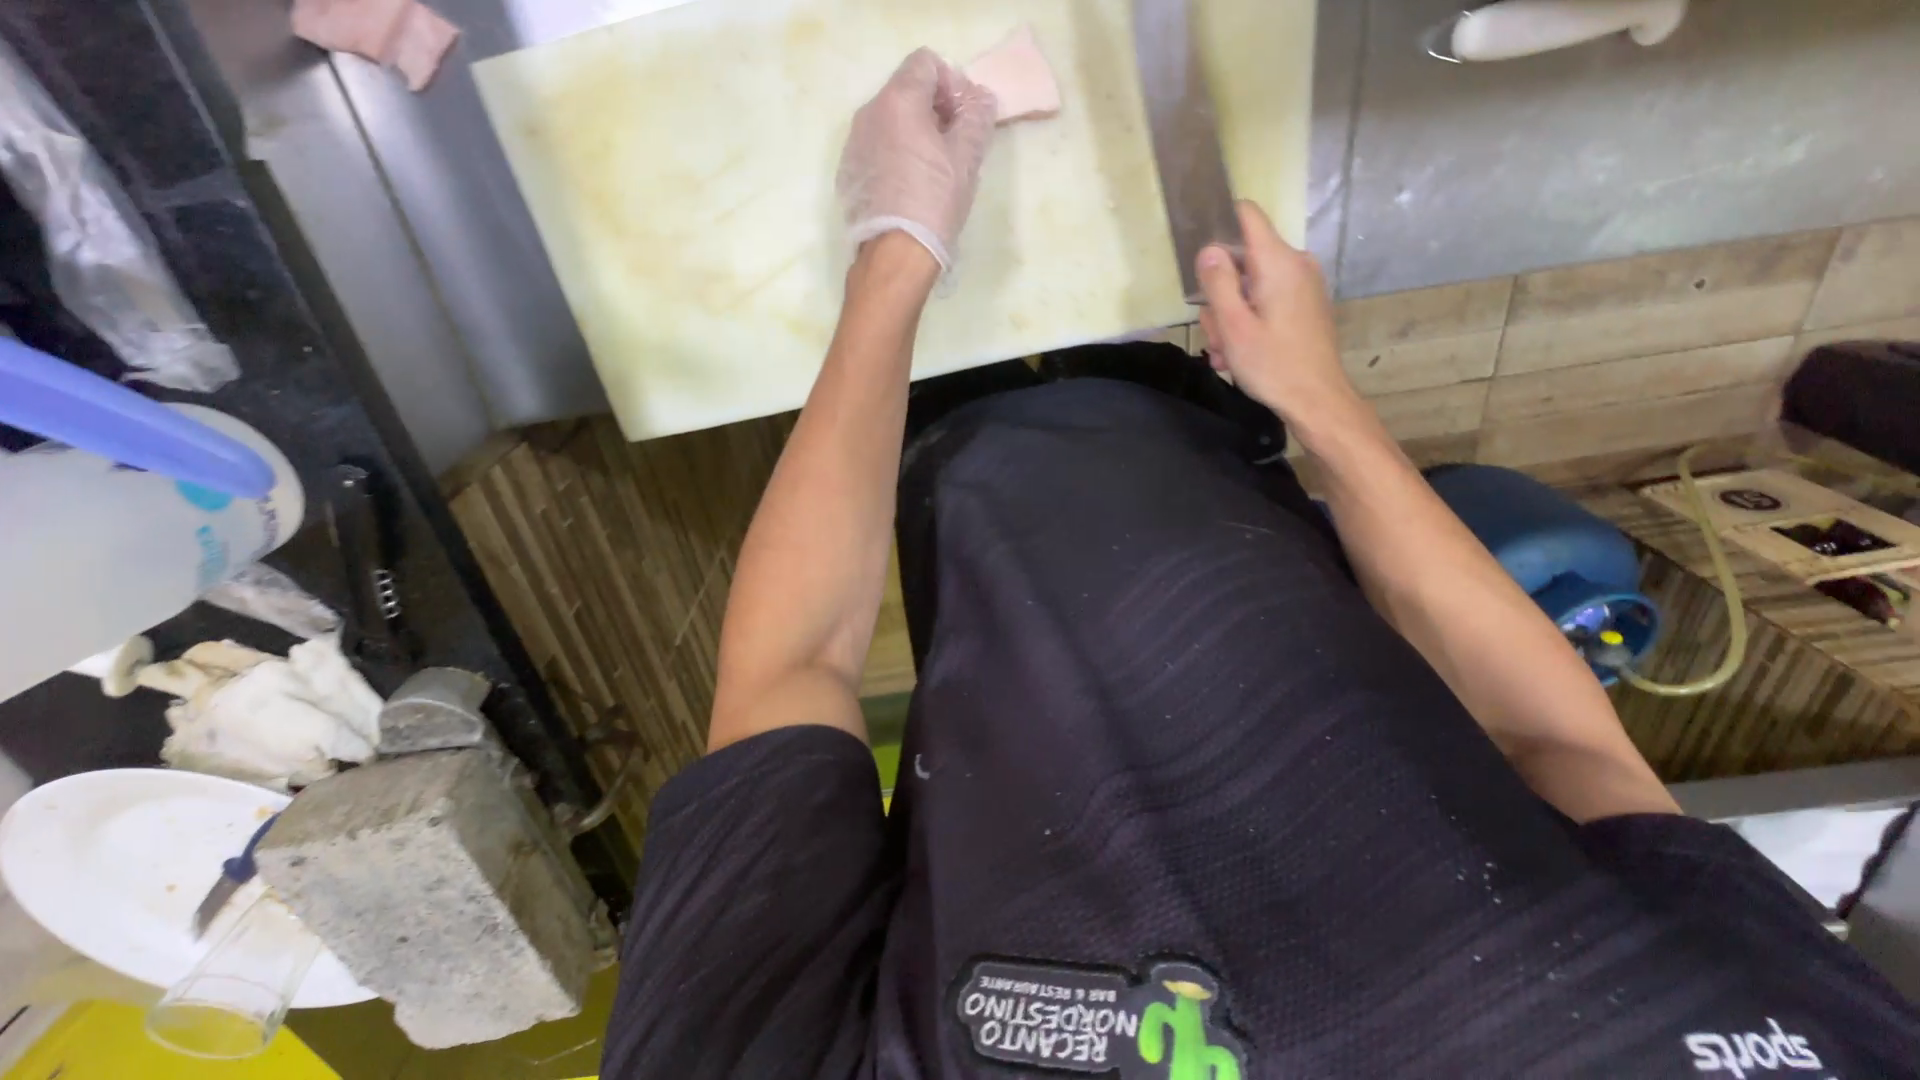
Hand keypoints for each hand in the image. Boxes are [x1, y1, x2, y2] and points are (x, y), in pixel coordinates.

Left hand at [837, 49, 997, 272]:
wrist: (895, 256)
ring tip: (931, 169)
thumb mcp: (966, 159)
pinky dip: (893, 156)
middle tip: (952, 143)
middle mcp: (869, 113)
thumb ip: (976, 118)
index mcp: (898, 101)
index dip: (950, 82)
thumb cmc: (934, 203)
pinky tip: (908, 189)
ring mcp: (853, 144)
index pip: (925, 62)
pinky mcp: (848, 173)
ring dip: (912, 133)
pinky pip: (875, 149)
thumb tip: (980, 99)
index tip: (962, 116)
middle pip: (905, 90)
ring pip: (888, 121)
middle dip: (932, 108)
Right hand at [1195, 202, 1364, 436]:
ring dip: (1232, 315)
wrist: (1317, 400)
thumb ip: (1218, 283)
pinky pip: (1267, 300)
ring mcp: (1304, 285)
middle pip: (1243, 259)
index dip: (1219, 225)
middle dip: (1221, 292)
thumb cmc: (1273, 365)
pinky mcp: (1305, 304)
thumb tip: (1209, 249)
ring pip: (1251, 285)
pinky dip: (1249, 321)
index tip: (1199, 254)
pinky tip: (1241, 352)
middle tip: (1217, 333)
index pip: (1247, 215)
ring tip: (1227, 351)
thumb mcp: (1234, 326)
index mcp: (1278, 262)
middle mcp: (1296, 264)